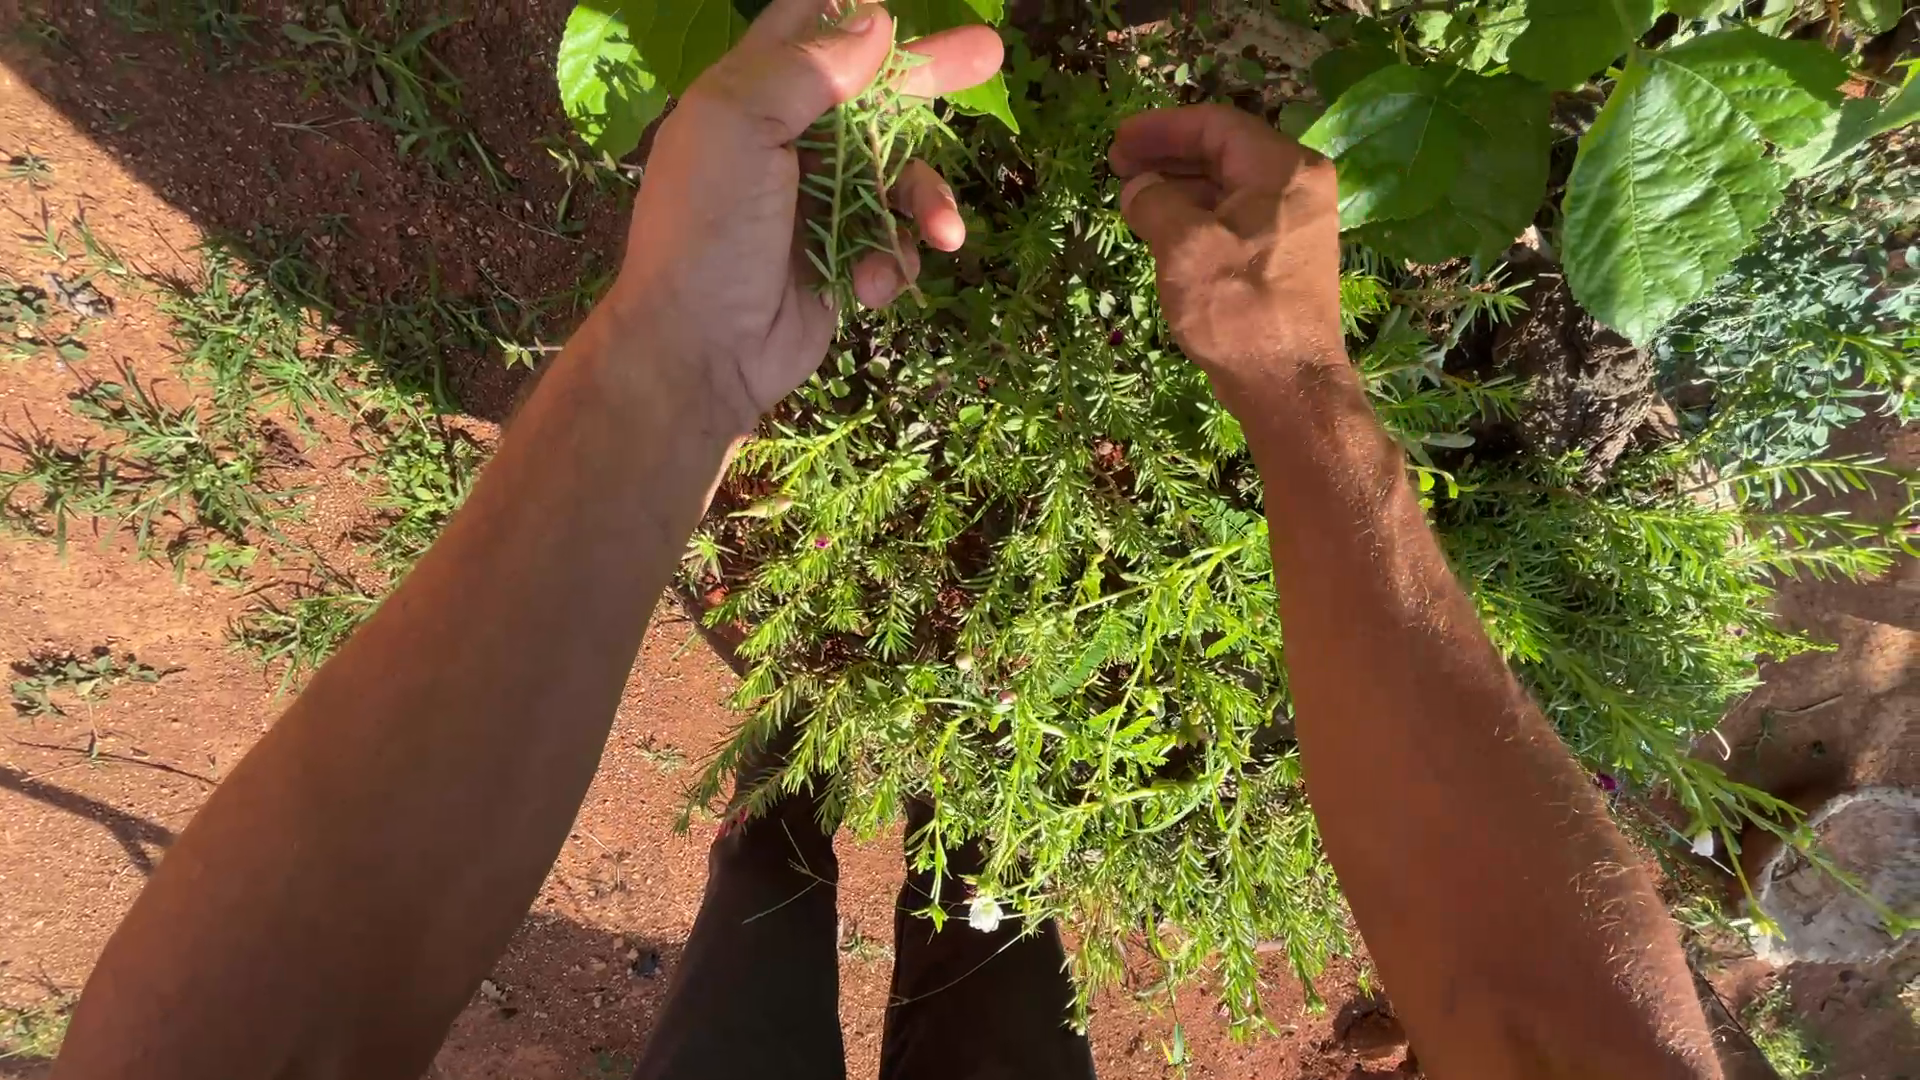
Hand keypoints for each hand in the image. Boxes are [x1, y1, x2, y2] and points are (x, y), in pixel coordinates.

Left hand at [608, 0, 1002, 434]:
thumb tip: (878, 22)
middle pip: (877, 97)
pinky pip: (892, 245)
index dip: (861, 17)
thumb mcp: (739, 126)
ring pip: (900, 181)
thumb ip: (806, 68)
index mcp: (758, 95)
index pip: (812, 27)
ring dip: (927, 205)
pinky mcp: (844, 261)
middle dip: (933, 80)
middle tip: (991, 54)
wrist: (704, 346)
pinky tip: (870, 288)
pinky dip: (891, 264)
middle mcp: (795, 143)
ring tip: (945, 235)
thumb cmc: (710, 229)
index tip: (905, 11)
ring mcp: (824, 206)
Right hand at [1110, 105, 1345, 415]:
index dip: (1162, 129)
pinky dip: (1195, 220)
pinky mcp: (1279, 261)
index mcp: (1283, 170)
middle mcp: (1295, 189)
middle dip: (1167, 157)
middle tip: (1119, 165)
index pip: (1217, 126)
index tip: (1118, 141)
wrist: (1284, 382)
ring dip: (1178, 190)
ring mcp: (1290, 227)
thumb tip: (1137, 188)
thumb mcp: (1185, 248)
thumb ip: (1156, 204)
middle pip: (1223, 155)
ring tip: (1133, 198)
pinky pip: (1231, 223)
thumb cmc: (1237, 308)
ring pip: (1225, 192)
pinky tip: (1163, 231)